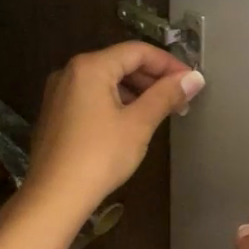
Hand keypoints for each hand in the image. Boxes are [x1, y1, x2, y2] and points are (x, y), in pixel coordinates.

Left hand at [24, 42, 203, 212]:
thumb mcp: (138, 124)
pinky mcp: (56, 113)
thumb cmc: (100, 156)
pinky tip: (132, 122)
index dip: (169, 63)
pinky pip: (92, 96)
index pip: (137, 51)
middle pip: (120, 63)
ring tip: (161, 112)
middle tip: (180, 100)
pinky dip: (116, 102)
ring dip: (136, 92)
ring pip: (106, 81)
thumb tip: (194, 78)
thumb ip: (166, 95)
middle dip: (153, 79)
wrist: (54, 197)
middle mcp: (70, 72)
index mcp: (90, 67)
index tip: (191, 81)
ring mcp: (59, 93)